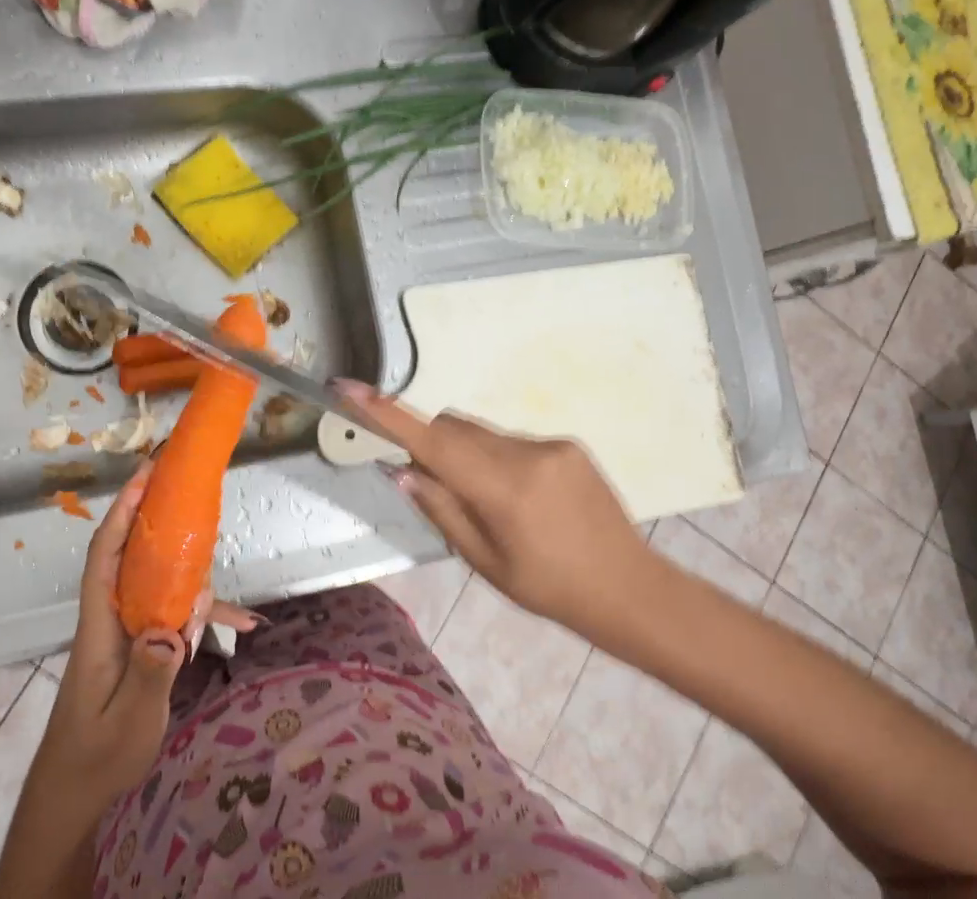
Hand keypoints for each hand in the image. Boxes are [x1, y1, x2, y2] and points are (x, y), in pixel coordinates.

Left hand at [35, 461, 256, 804]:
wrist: (76, 788)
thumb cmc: (97, 754)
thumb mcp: (129, 720)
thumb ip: (150, 673)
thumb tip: (171, 628)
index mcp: (100, 626)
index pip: (105, 556)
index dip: (121, 512)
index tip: (144, 475)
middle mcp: (113, 618)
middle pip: (135, 556)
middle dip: (163, 524)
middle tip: (194, 496)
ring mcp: (129, 632)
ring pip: (162, 584)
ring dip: (195, 580)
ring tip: (230, 590)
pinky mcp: (143, 647)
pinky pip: (176, 619)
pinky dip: (205, 618)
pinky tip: (243, 626)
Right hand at [338, 381, 664, 640]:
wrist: (629, 588)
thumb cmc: (549, 588)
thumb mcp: (484, 562)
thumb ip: (441, 510)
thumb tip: (403, 471)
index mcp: (502, 489)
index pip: (431, 441)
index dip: (386, 413)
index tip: (348, 388)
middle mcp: (525, 453)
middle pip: (453, 427)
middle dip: (430, 445)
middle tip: (432, 487)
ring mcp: (551, 444)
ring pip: (481, 433)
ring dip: (465, 455)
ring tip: (491, 505)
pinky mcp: (569, 445)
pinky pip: (511, 441)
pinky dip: (496, 459)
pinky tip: (522, 501)